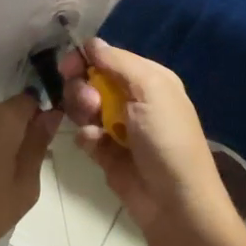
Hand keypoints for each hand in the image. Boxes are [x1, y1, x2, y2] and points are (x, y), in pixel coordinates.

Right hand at [59, 39, 235, 239]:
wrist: (175, 203)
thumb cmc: (168, 140)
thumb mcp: (151, 90)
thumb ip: (118, 62)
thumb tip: (92, 43)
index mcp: (148, 79)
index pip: (108, 57)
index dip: (86, 58)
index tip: (69, 67)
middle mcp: (133, 99)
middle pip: (90, 80)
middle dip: (82, 88)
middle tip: (91, 104)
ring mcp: (118, 126)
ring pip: (83, 106)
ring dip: (82, 112)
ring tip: (95, 127)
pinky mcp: (106, 153)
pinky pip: (84, 134)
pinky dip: (86, 138)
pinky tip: (95, 146)